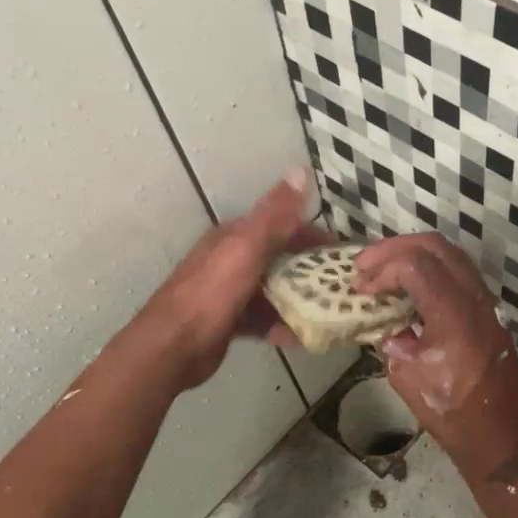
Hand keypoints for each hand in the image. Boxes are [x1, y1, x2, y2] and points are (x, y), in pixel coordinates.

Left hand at [130, 168, 328, 389]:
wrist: (172, 347)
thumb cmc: (211, 294)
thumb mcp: (246, 248)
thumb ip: (274, 214)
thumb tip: (300, 170)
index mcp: (235, 237)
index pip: (282, 226)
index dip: (314, 236)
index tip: (344, 255)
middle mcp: (232, 258)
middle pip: (280, 259)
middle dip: (312, 271)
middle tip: (344, 286)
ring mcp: (230, 291)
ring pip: (274, 290)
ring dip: (299, 299)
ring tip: (329, 312)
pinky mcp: (229, 320)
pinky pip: (263, 318)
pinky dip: (281, 325)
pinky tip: (300, 337)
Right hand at [354, 233, 517, 473]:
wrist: (503, 439)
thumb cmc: (454, 414)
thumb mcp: (408, 377)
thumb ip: (393, 342)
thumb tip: (387, 326)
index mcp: (454, 313)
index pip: (414, 264)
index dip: (381, 269)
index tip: (360, 288)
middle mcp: (475, 298)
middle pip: (435, 247)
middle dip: (396, 248)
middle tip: (365, 264)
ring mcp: (486, 304)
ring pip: (451, 256)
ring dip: (415, 256)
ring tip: (384, 272)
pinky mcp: (489, 315)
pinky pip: (459, 275)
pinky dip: (432, 272)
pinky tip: (409, 291)